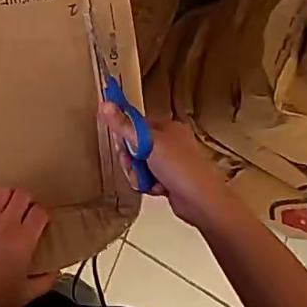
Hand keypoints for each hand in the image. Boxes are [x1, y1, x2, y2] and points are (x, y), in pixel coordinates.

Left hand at [0, 188, 59, 306]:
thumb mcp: (24, 295)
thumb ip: (44, 282)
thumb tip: (55, 273)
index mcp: (23, 240)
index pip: (40, 212)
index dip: (43, 215)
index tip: (41, 222)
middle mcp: (6, 223)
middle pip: (22, 195)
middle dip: (28, 201)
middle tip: (26, 212)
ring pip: (2, 191)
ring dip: (9, 197)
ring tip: (8, 207)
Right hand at [98, 102, 249, 232]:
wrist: (201, 201)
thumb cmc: (180, 168)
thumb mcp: (148, 143)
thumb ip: (124, 126)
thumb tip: (105, 105)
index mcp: (168, 127)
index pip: (137, 124)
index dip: (127, 136)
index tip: (123, 146)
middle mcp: (171, 142)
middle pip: (136, 146)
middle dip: (132, 160)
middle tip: (135, 166)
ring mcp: (171, 161)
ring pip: (140, 164)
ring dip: (139, 174)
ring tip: (148, 181)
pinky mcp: (170, 179)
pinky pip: (148, 178)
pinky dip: (148, 184)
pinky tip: (156, 189)